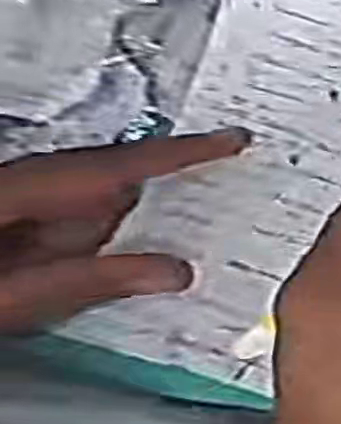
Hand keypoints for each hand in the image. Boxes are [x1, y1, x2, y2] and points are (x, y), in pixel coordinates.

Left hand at [0, 130, 249, 331]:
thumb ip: (82, 283)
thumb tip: (177, 271)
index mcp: (3, 197)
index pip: (108, 169)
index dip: (178, 154)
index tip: (234, 139)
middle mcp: (4, 195)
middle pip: (95, 191)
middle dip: (130, 218)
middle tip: (152, 241)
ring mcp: (1, 212)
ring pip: (79, 215)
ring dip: (102, 243)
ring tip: (85, 276)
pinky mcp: (6, 235)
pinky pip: (61, 234)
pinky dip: (83, 255)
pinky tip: (90, 276)